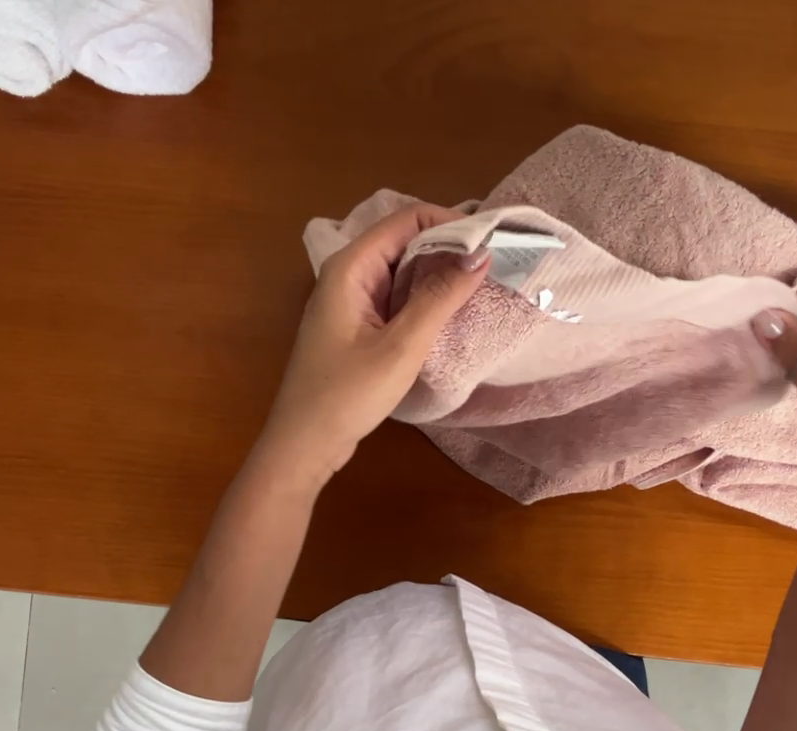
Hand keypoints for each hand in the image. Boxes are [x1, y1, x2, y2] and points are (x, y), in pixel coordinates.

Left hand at [253, 204, 489, 489]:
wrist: (304, 444)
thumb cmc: (346, 395)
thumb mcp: (400, 347)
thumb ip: (440, 297)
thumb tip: (481, 253)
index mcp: (350, 267)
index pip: (407, 219)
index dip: (451, 224)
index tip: (491, 244)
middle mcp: (346, 275)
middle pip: (404, 241)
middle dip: (448, 249)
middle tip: (493, 266)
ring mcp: (348, 302)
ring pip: (401, 272)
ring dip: (437, 276)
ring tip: (480, 287)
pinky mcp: (354, 327)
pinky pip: (394, 298)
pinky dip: (421, 300)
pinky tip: (448, 314)